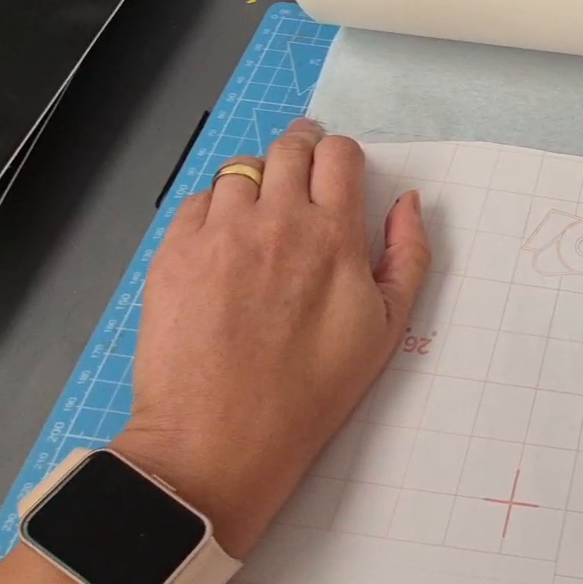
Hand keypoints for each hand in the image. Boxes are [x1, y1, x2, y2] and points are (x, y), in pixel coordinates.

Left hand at [110, 119, 431, 553]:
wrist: (220, 436)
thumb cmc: (316, 385)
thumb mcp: (389, 325)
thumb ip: (409, 253)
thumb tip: (408, 201)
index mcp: (333, 233)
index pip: (338, 154)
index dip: (343, 153)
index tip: (341, 170)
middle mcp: (276, 218)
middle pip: (288, 147)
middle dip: (302, 147)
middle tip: (304, 168)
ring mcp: (218, 232)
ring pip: (240, 169)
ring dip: (259, 178)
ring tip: (263, 208)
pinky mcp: (173, 252)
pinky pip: (197, 201)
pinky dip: (216, 207)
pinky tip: (226, 238)